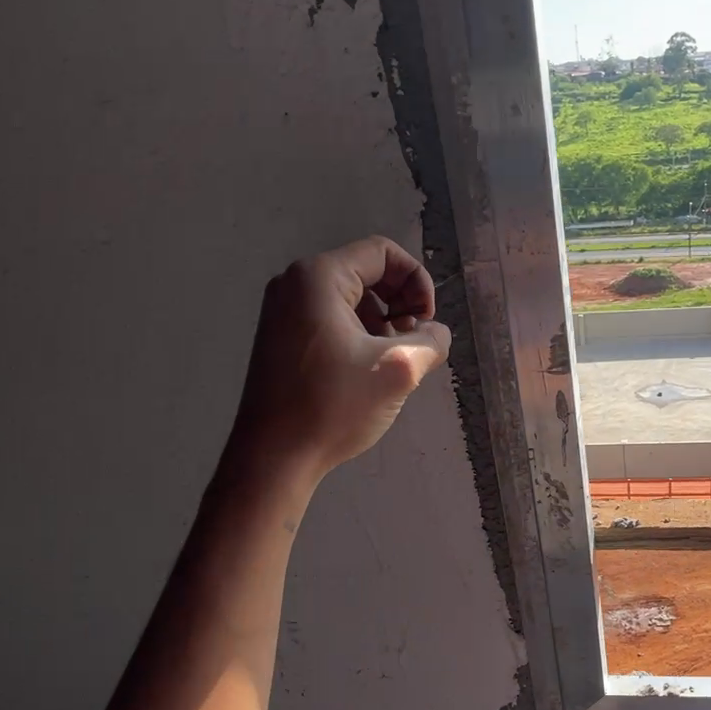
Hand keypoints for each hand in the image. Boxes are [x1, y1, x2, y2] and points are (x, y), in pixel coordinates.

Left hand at [234, 235, 451, 476]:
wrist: (274, 456)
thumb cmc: (333, 406)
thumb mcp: (398, 370)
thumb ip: (430, 341)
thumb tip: (436, 333)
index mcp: (319, 278)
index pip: (383, 253)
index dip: (417, 281)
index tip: (427, 322)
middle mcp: (296, 284)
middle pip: (367, 272)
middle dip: (401, 303)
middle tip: (414, 343)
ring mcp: (284, 312)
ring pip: (352, 300)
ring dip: (384, 323)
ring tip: (393, 363)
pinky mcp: (282, 339)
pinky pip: (332, 320)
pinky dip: (360, 336)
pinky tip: (369, 373)